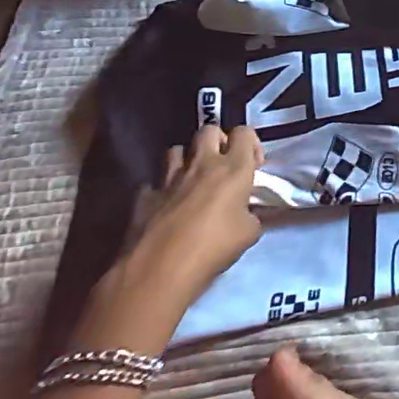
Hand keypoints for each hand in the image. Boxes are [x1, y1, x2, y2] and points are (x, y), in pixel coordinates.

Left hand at [114, 125, 265, 303]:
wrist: (161, 268)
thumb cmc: (214, 247)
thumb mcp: (249, 234)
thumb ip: (251, 215)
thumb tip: (246, 214)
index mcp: (233, 168)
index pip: (244, 133)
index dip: (250, 144)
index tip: (253, 166)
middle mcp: (202, 164)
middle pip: (209, 130)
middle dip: (217, 141)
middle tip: (222, 165)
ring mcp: (169, 177)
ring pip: (177, 149)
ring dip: (186, 160)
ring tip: (192, 181)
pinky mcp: (145, 194)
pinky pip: (155, 182)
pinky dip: (162, 190)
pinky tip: (167, 206)